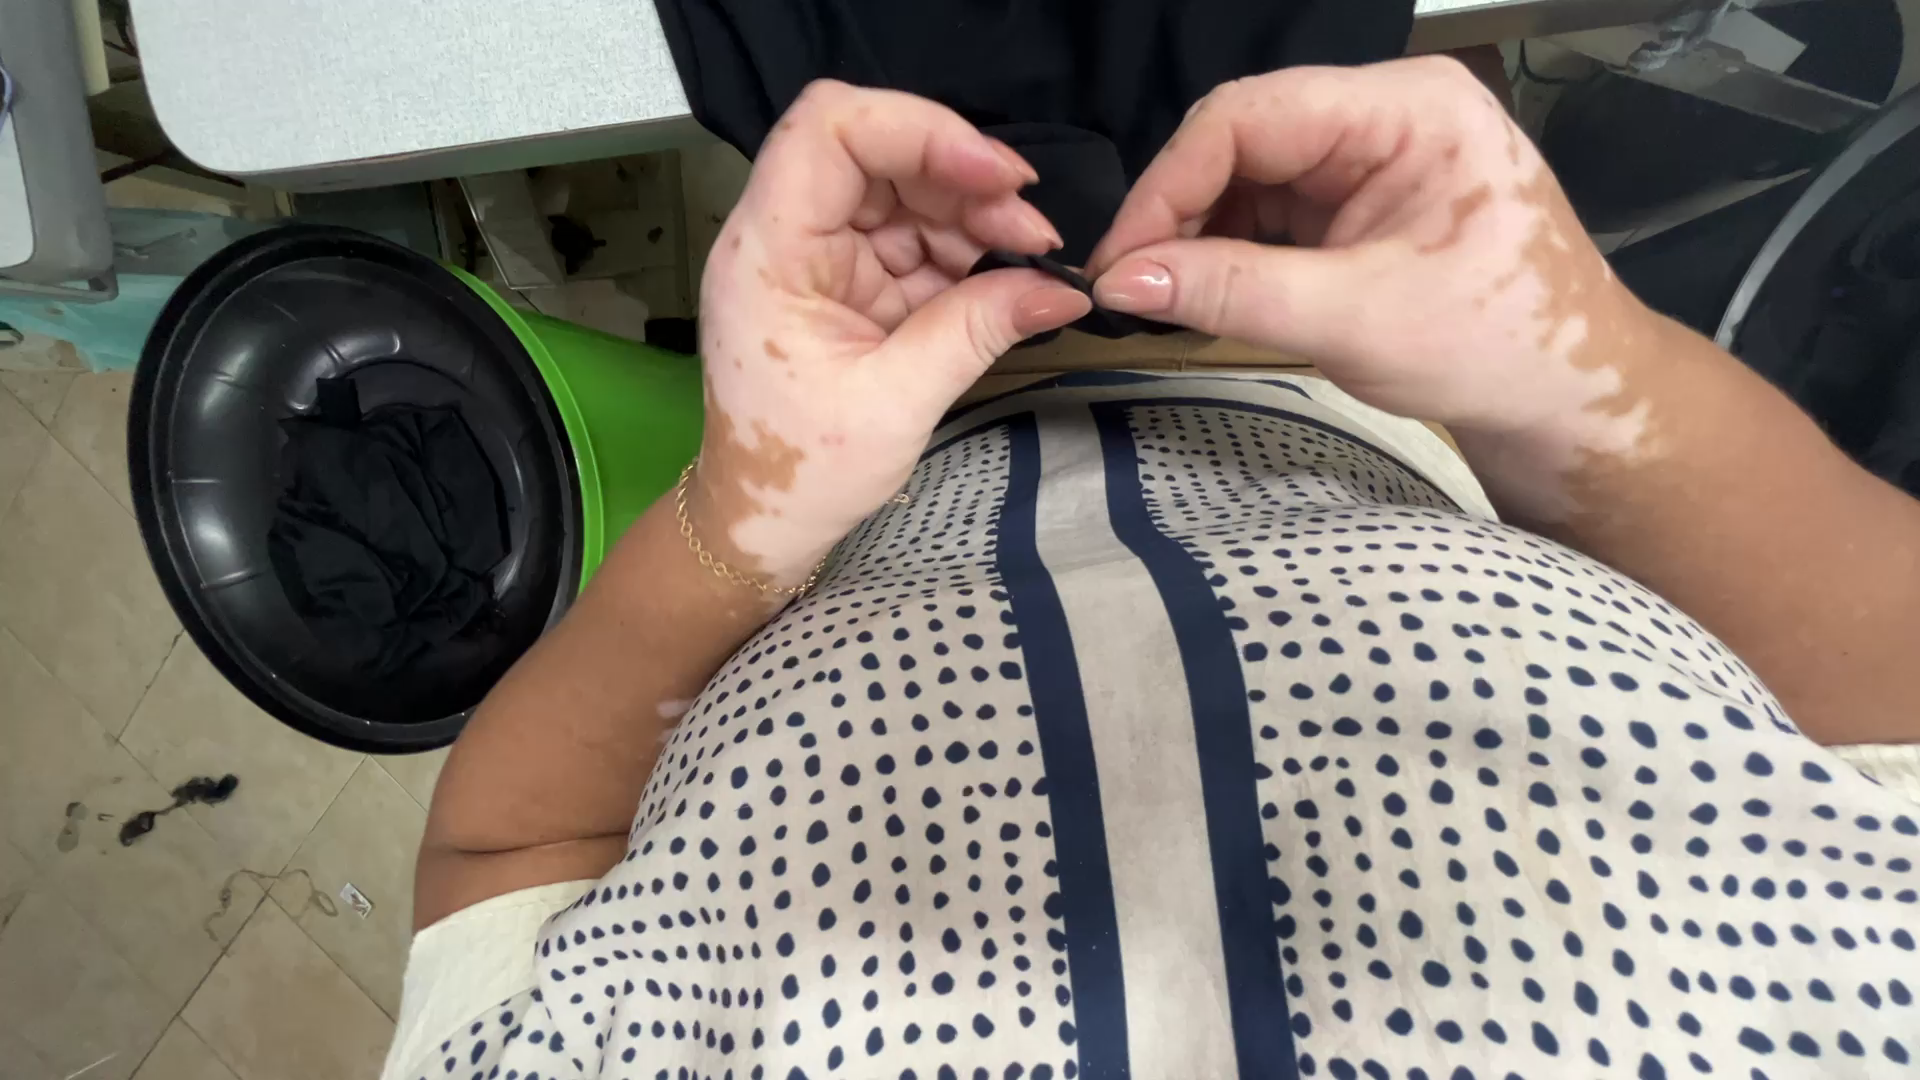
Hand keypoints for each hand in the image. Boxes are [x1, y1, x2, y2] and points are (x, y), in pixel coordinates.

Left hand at [691, 81, 1090, 589]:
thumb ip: (976, 332)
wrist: (768, 519)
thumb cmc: (808, 472)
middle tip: (1034, 235)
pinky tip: (1001, 284)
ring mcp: (818, 262)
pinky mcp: (846, 289)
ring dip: (971, 221)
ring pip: (903, 200)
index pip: (831, 132)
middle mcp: (787, 239)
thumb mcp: (897, 403)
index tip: (999, 178)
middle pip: (878, 158)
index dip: (922, 132)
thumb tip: (1064, 290)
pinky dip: (960, 260)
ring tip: (1030, 262)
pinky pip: (910, 249)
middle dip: (964, 185)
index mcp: (769, 253)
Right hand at [1086, 57, 1665, 520]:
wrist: (1557, 390)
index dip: (1165, 188)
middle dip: (1173, 215)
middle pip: (1236, 143)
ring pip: (1239, 182)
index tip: (1117, 265)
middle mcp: (1375, 117)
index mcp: (1399, 111)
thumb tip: (1118, 282)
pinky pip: (1259, 216)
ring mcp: (1359, 161)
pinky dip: (1219, 256)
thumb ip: (1230, 293)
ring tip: (1158, 297)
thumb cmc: (1484, 346)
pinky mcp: (1346, 206)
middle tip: (1128, 288)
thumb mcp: (1350, 319)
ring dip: (1190, 239)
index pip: (1245, 119)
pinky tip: (1199, 292)